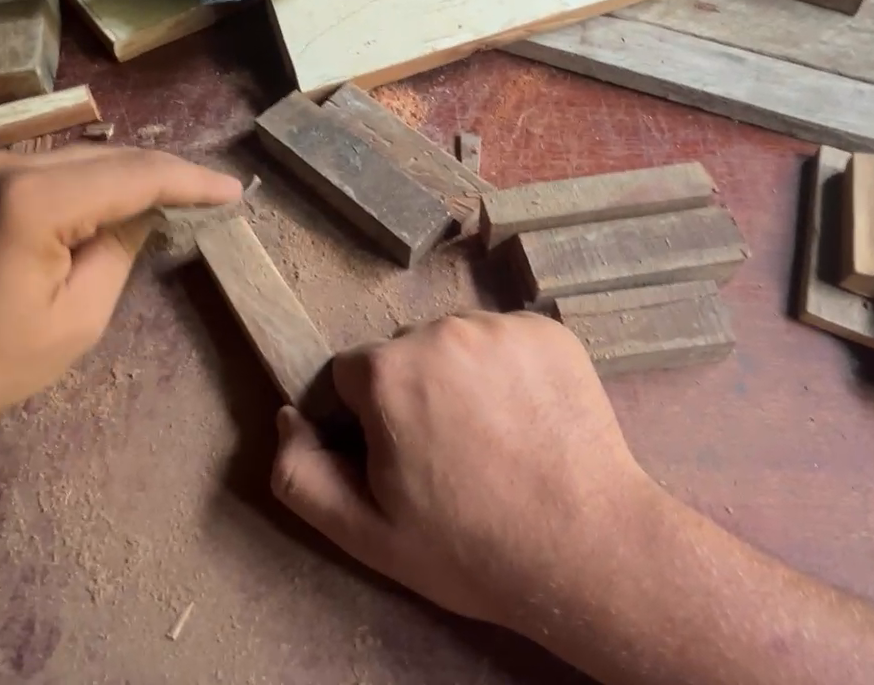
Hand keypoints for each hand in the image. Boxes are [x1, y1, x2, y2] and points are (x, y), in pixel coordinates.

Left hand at [0, 146, 241, 456]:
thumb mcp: (71, 323)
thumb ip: (119, 254)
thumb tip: (143, 214)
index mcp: (35, 199)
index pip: (138, 175)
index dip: (193, 181)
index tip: (236, 191)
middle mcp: (10, 164)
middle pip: (113, 157)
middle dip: (168, 173)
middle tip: (215, 195)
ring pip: (85, 158)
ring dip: (133, 176)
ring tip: (180, 196)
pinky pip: (55, 170)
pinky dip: (96, 183)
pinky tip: (121, 199)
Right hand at [271, 312, 660, 628]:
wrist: (587, 548)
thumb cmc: (470, 545)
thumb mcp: (366, 533)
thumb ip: (301, 474)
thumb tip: (286, 416)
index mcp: (388, 372)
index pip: (353, 375)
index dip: (369, 419)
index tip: (403, 458)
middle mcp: (441, 330)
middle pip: (405, 353)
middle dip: (414, 392)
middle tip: (452, 453)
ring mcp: (500, 326)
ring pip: (457, 342)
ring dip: (462, 377)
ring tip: (494, 436)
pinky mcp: (547, 330)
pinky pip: (506, 339)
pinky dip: (509, 369)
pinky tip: (527, 417)